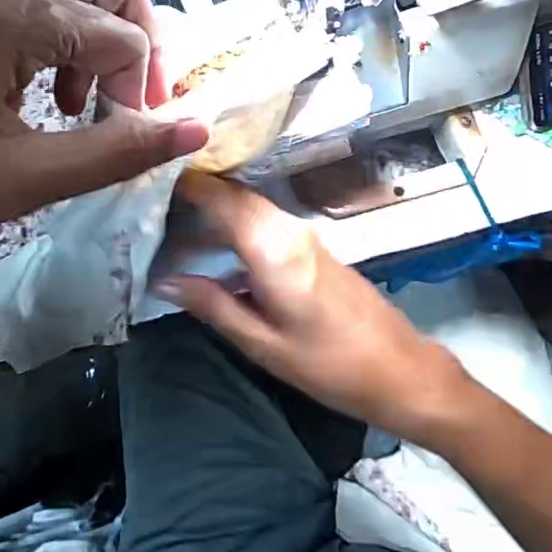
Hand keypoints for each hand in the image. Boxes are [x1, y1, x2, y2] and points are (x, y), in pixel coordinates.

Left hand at [0, 0, 207, 356]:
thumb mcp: (13, 181)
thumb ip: (115, 150)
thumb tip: (195, 130)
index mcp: (15, 4)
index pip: (126, 32)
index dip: (145, 87)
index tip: (131, 136)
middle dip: (117, 45)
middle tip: (103, 114)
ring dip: (67, 36)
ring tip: (47, 109)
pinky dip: (13, 29)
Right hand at [158, 172, 481, 446]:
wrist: (401, 370)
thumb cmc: (330, 365)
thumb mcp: (263, 344)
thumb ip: (213, 306)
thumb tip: (164, 280)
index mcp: (275, 250)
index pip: (223, 199)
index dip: (187, 184)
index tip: (150, 181)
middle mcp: (290, 229)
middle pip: (235, 195)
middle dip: (195, 191)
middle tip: (152, 201)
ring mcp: (305, 234)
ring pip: (250, 205)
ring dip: (214, 205)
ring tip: (172, 219)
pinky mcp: (312, 245)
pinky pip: (264, 219)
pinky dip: (235, 220)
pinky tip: (213, 241)